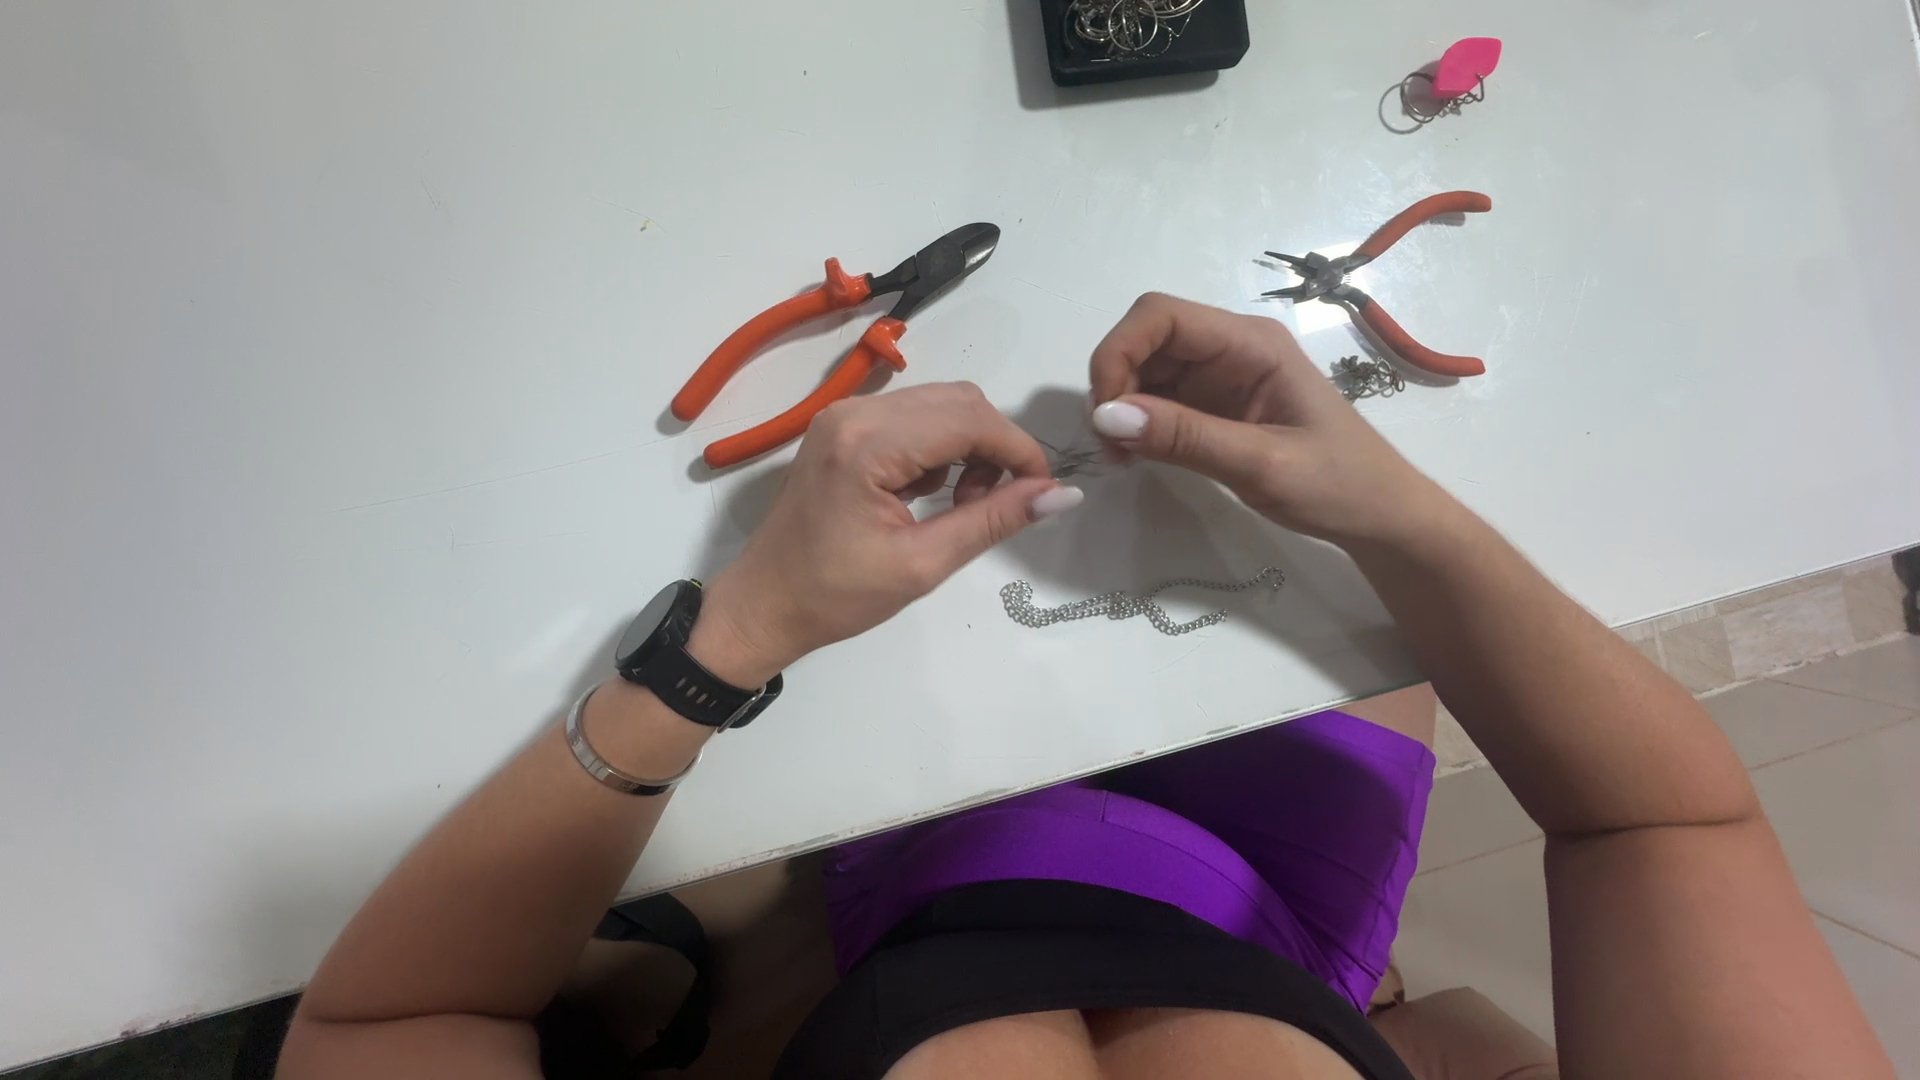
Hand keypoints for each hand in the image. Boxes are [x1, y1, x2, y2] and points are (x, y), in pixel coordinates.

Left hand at [689, 383, 1082, 683]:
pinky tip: (928, 493)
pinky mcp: (843, 427)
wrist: (764, 604)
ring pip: (939, 405)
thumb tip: (1061, 494)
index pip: (970, 419)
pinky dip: (939, 447)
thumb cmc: (836, 596)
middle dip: (995, 446)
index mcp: (868, 444)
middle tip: (995, 503)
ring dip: (968, 446)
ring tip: (960, 503)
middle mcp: (855, 412)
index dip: (1019, 450)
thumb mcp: (923, 564)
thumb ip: (993, 520)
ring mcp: (845, 415)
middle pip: (958, 401)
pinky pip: (912, 417)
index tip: (1042, 492)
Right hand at [1086, 293, 1450, 545]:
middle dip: (1114, 384)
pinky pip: (1155, 401)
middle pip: (1145, 340)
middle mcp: (1228, 349)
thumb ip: (1185, 437)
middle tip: (1110, 445)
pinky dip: (1134, 425)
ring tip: (1121, 457)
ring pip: (1143, 371)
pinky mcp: (1209, 407)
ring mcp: (1217, 378)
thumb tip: (1106, 415)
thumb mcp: (1261, 464)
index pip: (1161, 317)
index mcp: (1250, 344)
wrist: (1377, 516)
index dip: (1119, 352)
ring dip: (1119, 408)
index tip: (1106, 413)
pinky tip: (1135, 456)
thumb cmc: (1337, 485)